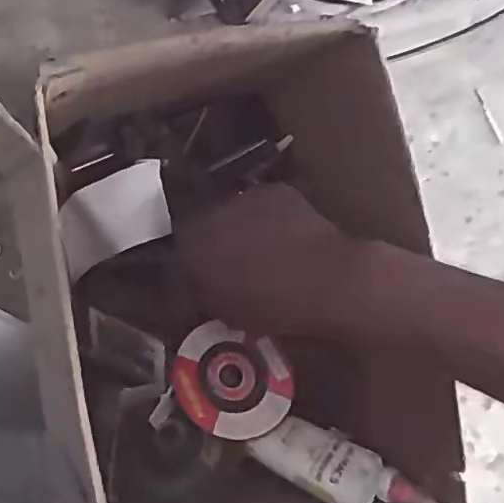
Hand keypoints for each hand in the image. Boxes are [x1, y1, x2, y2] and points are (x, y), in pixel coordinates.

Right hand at [173, 183, 363, 336]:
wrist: (324, 279)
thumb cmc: (271, 305)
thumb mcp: (225, 312)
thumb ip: (204, 293)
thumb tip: (198, 286)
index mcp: (192, 244)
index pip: (179, 247)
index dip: (193, 261)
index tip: (206, 276)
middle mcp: (210, 213)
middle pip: (205, 224)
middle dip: (217, 241)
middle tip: (235, 264)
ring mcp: (244, 197)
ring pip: (235, 212)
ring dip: (243, 227)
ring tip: (264, 251)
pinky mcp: (276, 190)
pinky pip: (264, 206)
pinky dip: (270, 218)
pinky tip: (286, 238)